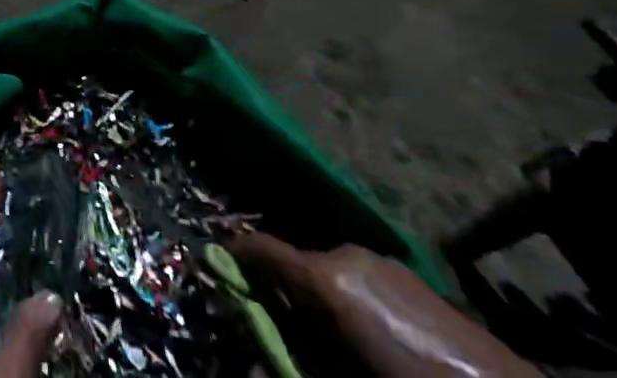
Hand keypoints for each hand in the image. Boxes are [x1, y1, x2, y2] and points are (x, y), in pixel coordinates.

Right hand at [228, 233, 540, 377]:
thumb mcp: (336, 372)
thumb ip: (292, 349)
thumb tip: (260, 332)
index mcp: (327, 277)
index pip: (265, 250)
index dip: (235, 253)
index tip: (215, 260)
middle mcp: (346, 255)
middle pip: (294, 262)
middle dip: (277, 287)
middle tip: (272, 319)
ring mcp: (377, 260)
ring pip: (324, 270)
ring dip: (311, 294)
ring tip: (320, 332)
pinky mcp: (401, 272)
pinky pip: (353, 276)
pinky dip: (341, 295)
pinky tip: (358, 329)